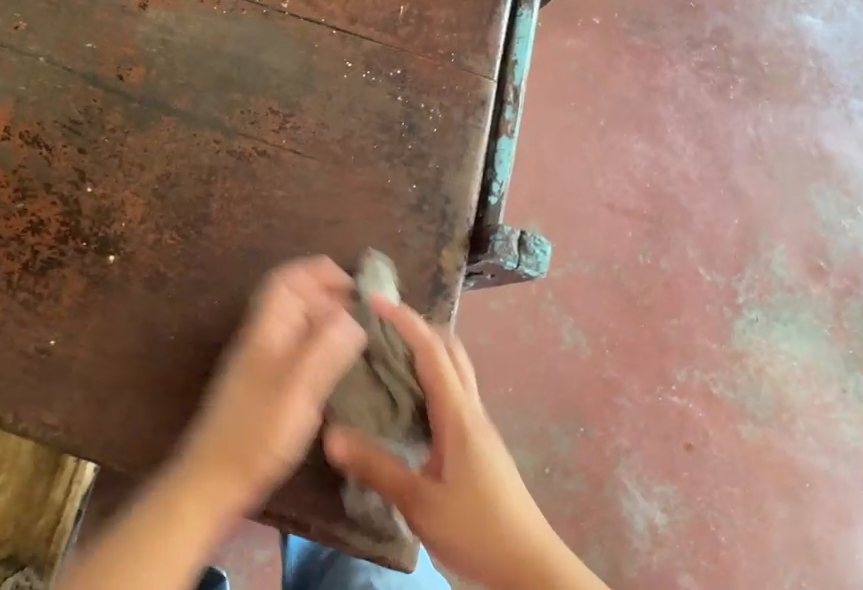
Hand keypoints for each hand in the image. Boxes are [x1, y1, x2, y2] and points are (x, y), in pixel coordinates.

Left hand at [169, 256, 367, 515]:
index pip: (286, 280)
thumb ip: (325, 347)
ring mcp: (262, 364)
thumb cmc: (255, 432)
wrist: (213, 480)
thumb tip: (354, 314)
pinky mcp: (266, 389)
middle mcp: (262, 339)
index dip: (317, 272)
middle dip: (329, 297)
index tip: (356, 284)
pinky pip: (298, 353)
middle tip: (370, 314)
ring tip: (365, 339)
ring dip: (328, 323)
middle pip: (293, 300)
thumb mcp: (297, 387)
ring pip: (297, 327)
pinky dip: (322, 350)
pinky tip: (343, 370)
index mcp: (265, 330)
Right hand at [323, 297, 603, 589]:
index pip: (431, 351)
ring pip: (453, 373)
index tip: (374, 300)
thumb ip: (377, 468)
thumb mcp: (421, 504)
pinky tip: (402, 402)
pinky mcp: (476, 450)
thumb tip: (330, 436)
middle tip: (379, 323)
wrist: (532, 572)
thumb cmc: (479, 531)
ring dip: (423, 353)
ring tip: (383, 354)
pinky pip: (450, 397)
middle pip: (450, 352)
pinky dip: (426, 382)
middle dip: (417, 327)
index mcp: (459, 417)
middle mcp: (471, 414)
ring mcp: (477, 432)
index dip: (404, 320)